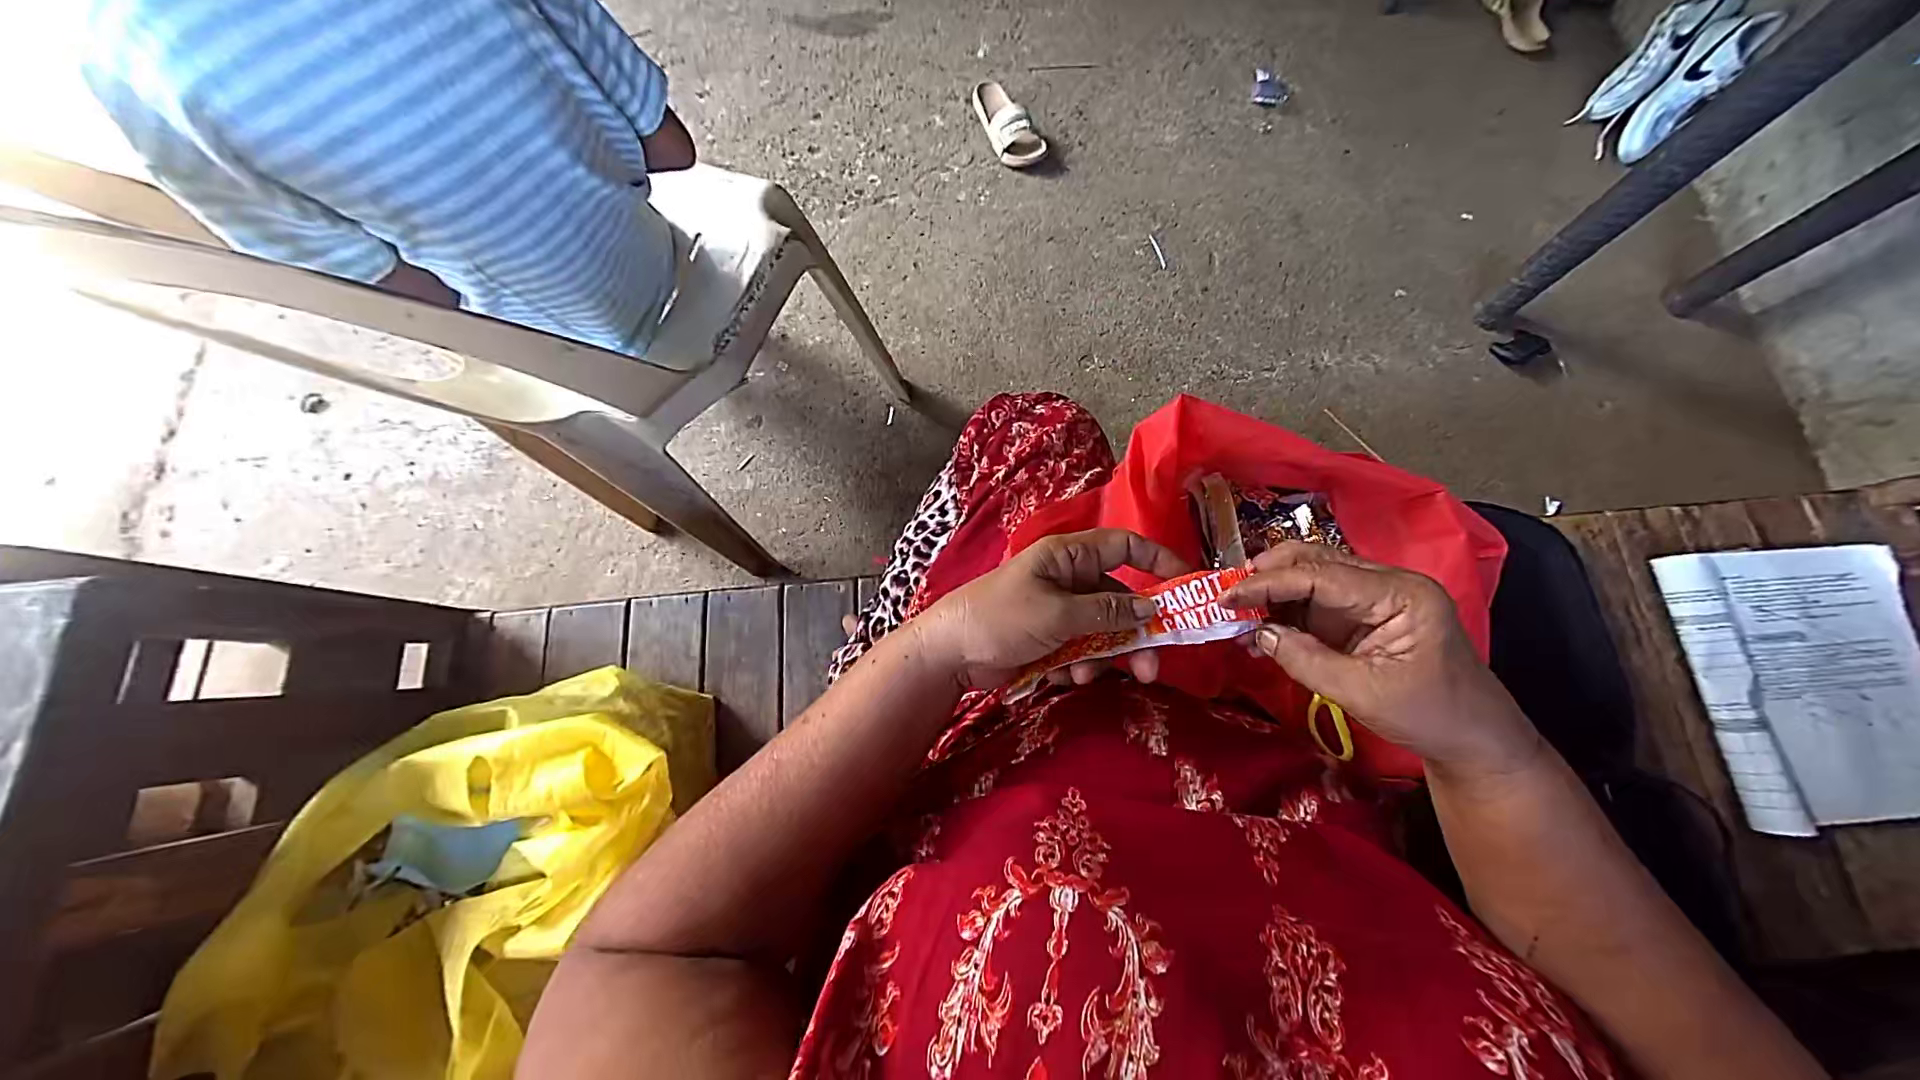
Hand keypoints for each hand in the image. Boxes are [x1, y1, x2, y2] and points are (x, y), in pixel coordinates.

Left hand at [908, 529, 1191, 691]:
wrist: (951, 653)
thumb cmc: (1001, 617)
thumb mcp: (1057, 613)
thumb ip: (1107, 611)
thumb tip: (1150, 608)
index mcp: (1069, 557)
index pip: (1125, 547)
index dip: (1159, 560)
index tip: (1189, 584)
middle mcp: (1070, 580)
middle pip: (1122, 600)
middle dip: (1136, 633)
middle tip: (1150, 666)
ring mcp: (1062, 612)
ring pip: (1106, 632)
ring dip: (1105, 656)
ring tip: (1088, 675)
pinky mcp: (1053, 640)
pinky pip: (1084, 650)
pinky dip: (1080, 664)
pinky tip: (1063, 676)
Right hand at [1220, 543, 1541, 776]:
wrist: (1473, 740)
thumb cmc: (1429, 715)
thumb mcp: (1362, 692)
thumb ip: (1305, 659)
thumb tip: (1256, 635)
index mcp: (1400, 594)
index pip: (1321, 574)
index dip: (1268, 583)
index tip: (1227, 596)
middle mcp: (1386, 584)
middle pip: (1316, 561)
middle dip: (1267, 574)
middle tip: (1226, 594)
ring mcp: (1373, 597)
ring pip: (1310, 576)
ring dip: (1271, 592)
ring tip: (1236, 612)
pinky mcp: (1360, 615)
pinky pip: (1314, 600)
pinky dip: (1283, 609)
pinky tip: (1259, 626)